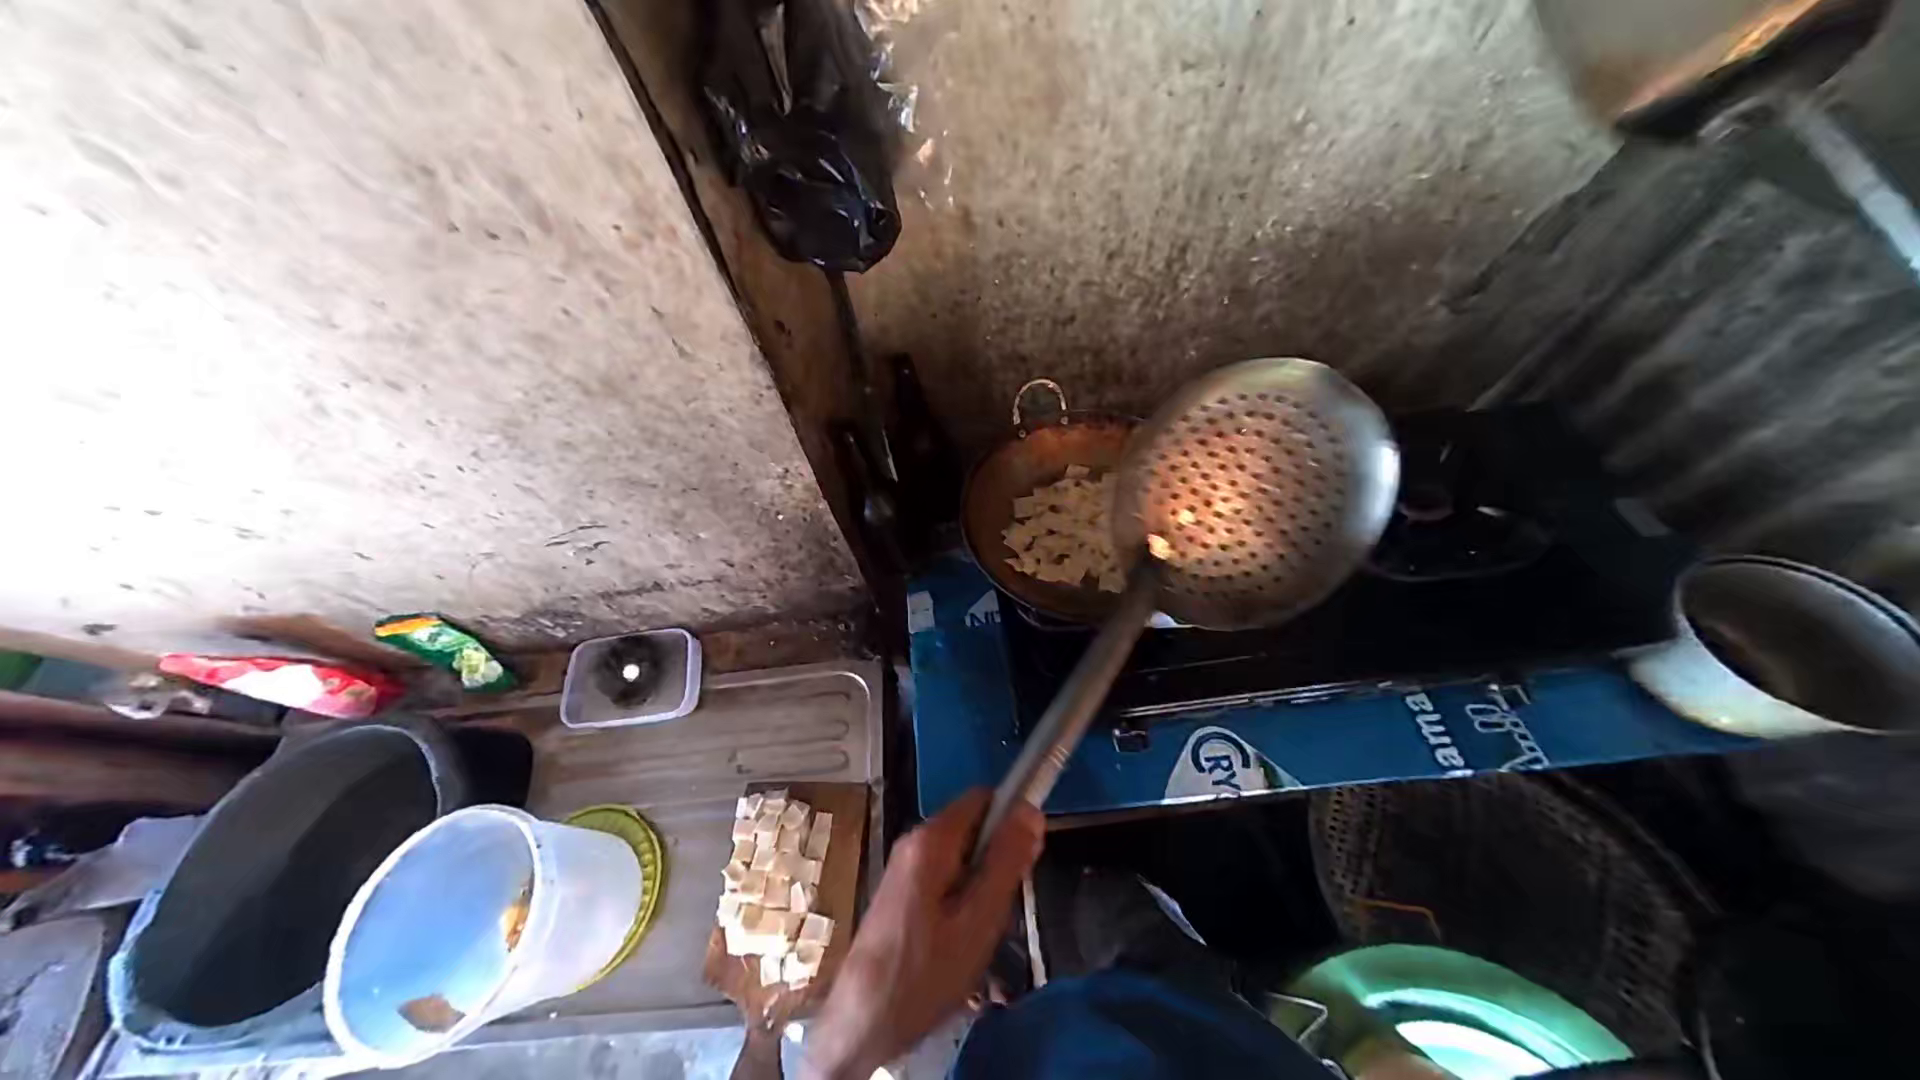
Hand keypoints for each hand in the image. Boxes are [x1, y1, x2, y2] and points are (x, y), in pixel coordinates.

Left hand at [802, 789, 1044, 1079]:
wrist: (862, 1020)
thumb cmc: (925, 970)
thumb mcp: (979, 919)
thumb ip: (1006, 862)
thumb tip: (1030, 810)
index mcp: (932, 838)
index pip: (983, 797)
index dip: (1012, 817)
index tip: (1027, 856)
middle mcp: (915, 841)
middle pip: (973, 827)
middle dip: (998, 859)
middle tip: (1005, 907)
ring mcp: (905, 866)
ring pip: (962, 856)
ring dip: (983, 885)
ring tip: (985, 931)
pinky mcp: (902, 890)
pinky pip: (946, 877)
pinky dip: (963, 900)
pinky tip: (963, 941)